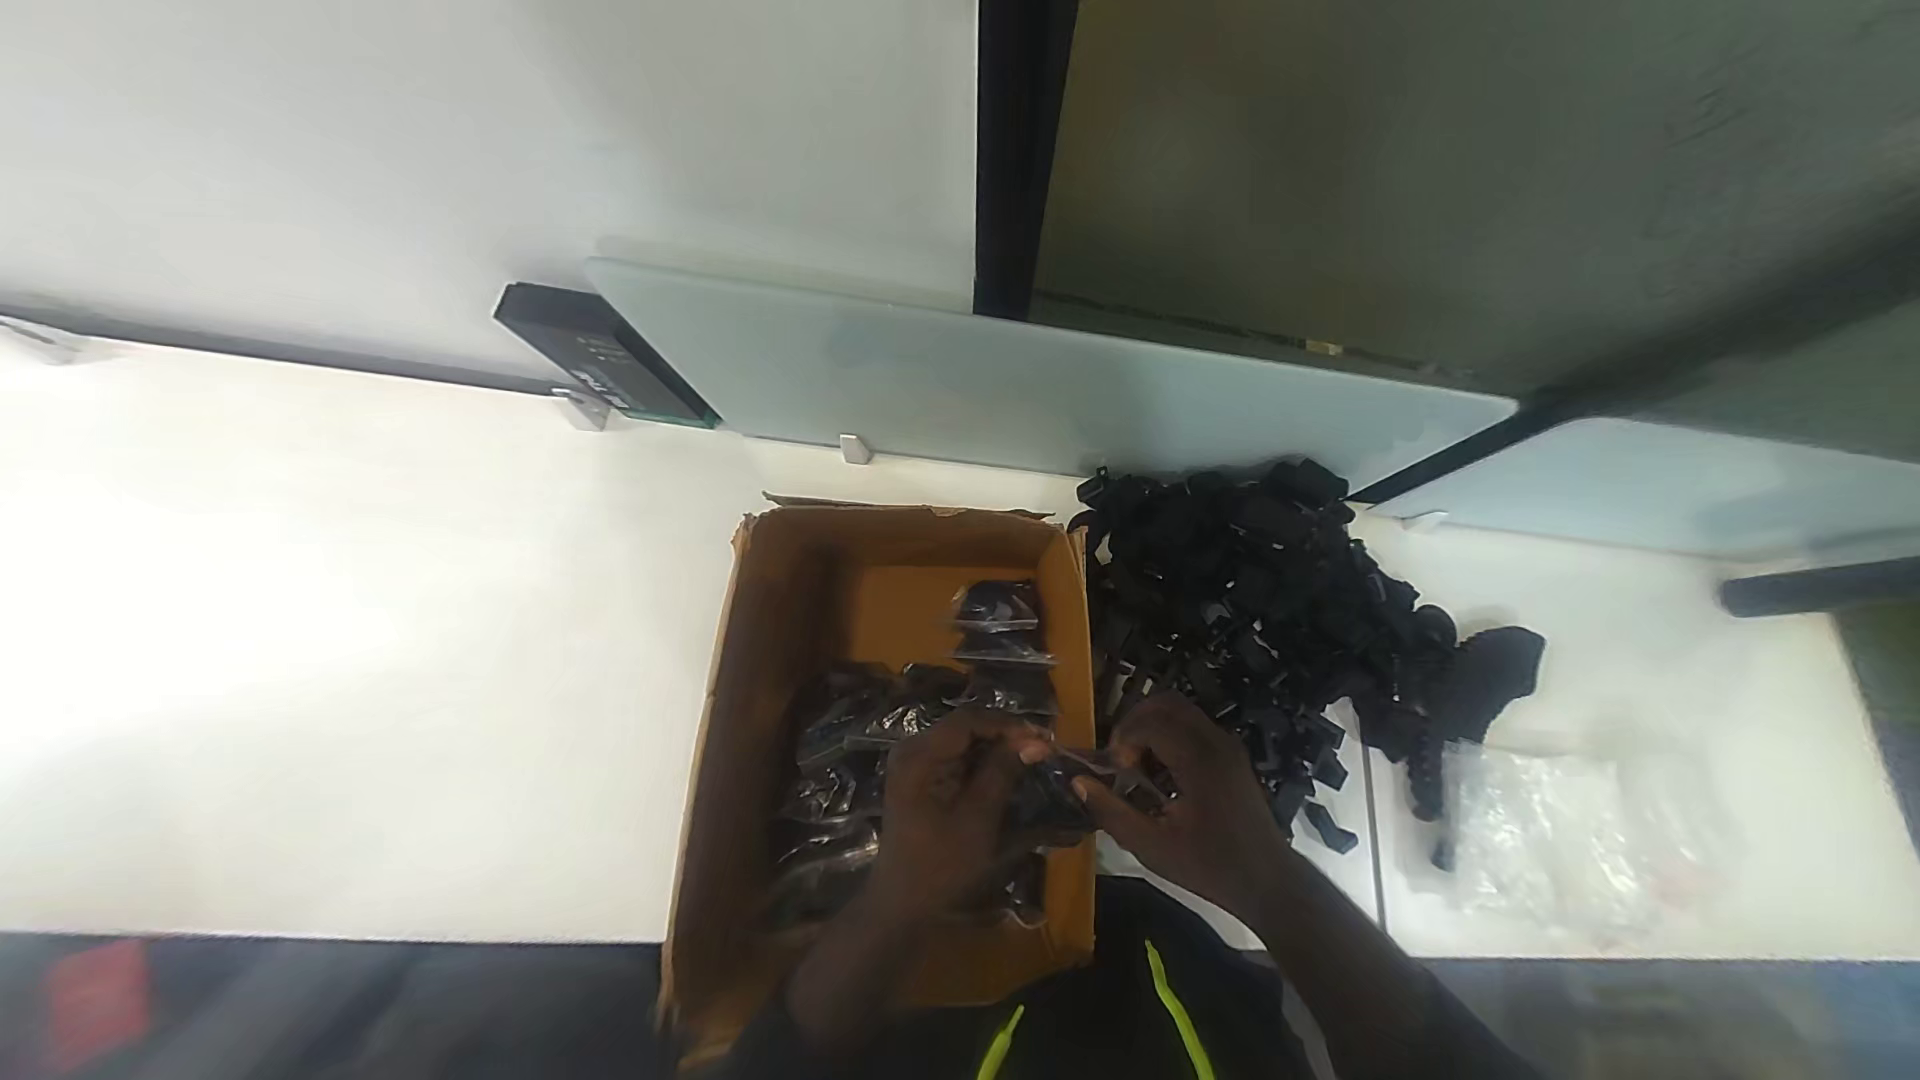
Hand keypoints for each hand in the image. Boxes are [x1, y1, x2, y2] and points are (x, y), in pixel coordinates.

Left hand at [865, 709, 1051, 925]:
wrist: (903, 904)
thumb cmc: (940, 865)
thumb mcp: (977, 819)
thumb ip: (1002, 772)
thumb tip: (1036, 740)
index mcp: (918, 756)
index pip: (967, 720)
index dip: (1006, 724)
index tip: (1042, 737)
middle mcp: (912, 749)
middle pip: (964, 726)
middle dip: (1004, 733)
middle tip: (1041, 747)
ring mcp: (914, 761)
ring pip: (963, 739)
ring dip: (996, 746)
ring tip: (1031, 756)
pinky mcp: (921, 775)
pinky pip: (957, 755)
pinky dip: (983, 760)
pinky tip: (1007, 769)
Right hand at [1073, 693, 1294, 917]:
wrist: (1271, 884)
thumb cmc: (1211, 867)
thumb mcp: (1153, 848)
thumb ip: (1112, 813)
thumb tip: (1077, 782)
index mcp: (1199, 761)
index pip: (1150, 721)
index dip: (1124, 738)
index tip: (1117, 770)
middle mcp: (1216, 742)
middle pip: (1165, 703)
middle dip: (1134, 722)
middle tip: (1122, 757)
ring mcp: (1227, 745)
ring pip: (1179, 710)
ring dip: (1150, 726)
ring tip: (1139, 765)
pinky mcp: (1230, 753)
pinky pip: (1191, 724)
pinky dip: (1168, 734)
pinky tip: (1161, 772)